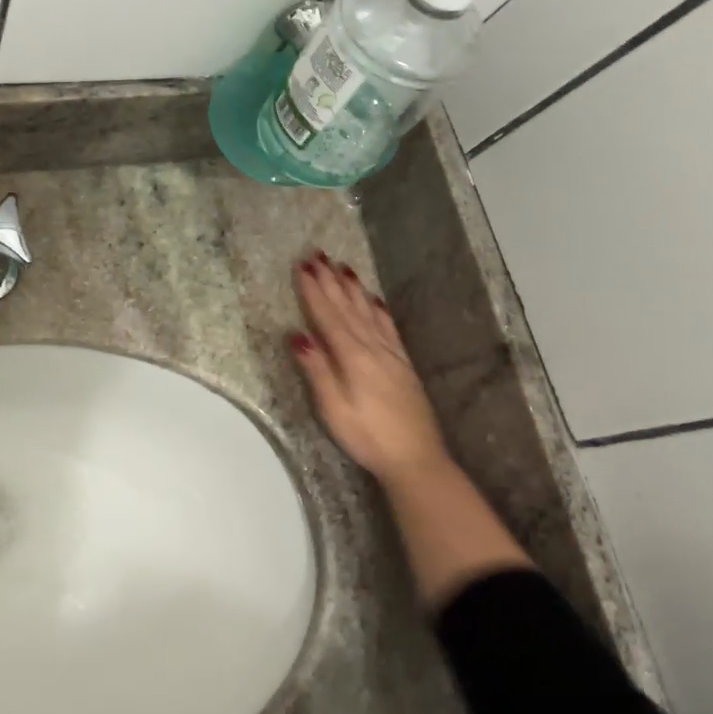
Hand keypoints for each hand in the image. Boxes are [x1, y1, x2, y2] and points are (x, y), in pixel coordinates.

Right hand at [287, 251, 449, 487]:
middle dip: (331, 281)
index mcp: (353, 357)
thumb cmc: (367, 436)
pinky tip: (375, 300)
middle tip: (318, 255)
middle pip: (348, 308)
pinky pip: (389, 328)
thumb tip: (297, 335)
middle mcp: (373, 348)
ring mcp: (392, 355)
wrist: (416, 459)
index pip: (328, 316)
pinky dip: (379, 310)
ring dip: (354, 289)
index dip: (314, 291)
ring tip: (343, 267)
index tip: (302, 266)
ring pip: (369, 313)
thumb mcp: (332, 408)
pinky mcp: (403, 365)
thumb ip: (317, 369)